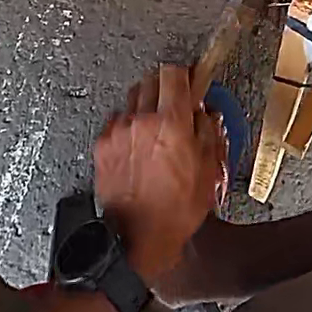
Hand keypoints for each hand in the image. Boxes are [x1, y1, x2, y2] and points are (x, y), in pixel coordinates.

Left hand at [92, 65, 224, 281]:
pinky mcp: (103, 144)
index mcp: (171, 123)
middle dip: (165, 87)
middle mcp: (142, 121)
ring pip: (132, 98)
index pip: (173, 74)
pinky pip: (117, 120)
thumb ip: (208, 133)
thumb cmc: (174, 211)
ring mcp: (118, 131)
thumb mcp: (208, 171)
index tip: (190, 80)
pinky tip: (139, 144)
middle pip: (151, 80)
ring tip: (157, 126)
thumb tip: (205, 113)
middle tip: (175, 103)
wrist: (138, 237)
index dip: (184, 74)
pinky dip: (129, 124)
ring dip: (146, 105)